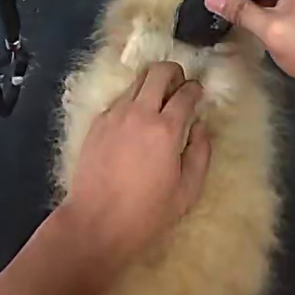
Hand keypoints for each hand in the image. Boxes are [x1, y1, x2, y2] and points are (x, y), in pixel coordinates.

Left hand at [57, 61, 211, 270]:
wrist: (94, 224)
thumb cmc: (146, 213)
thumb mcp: (187, 191)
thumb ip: (200, 153)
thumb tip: (200, 127)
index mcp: (166, 129)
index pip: (186, 92)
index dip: (196, 88)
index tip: (198, 94)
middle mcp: (140, 113)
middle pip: (159, 71)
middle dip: (174, 72)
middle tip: (178, 87)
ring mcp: (115, 115)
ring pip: (137, 80)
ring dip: (151, 84)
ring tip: (156, 102)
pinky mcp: (97, 122)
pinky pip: (119, 99)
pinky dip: (132, 102)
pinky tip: (133, 123)